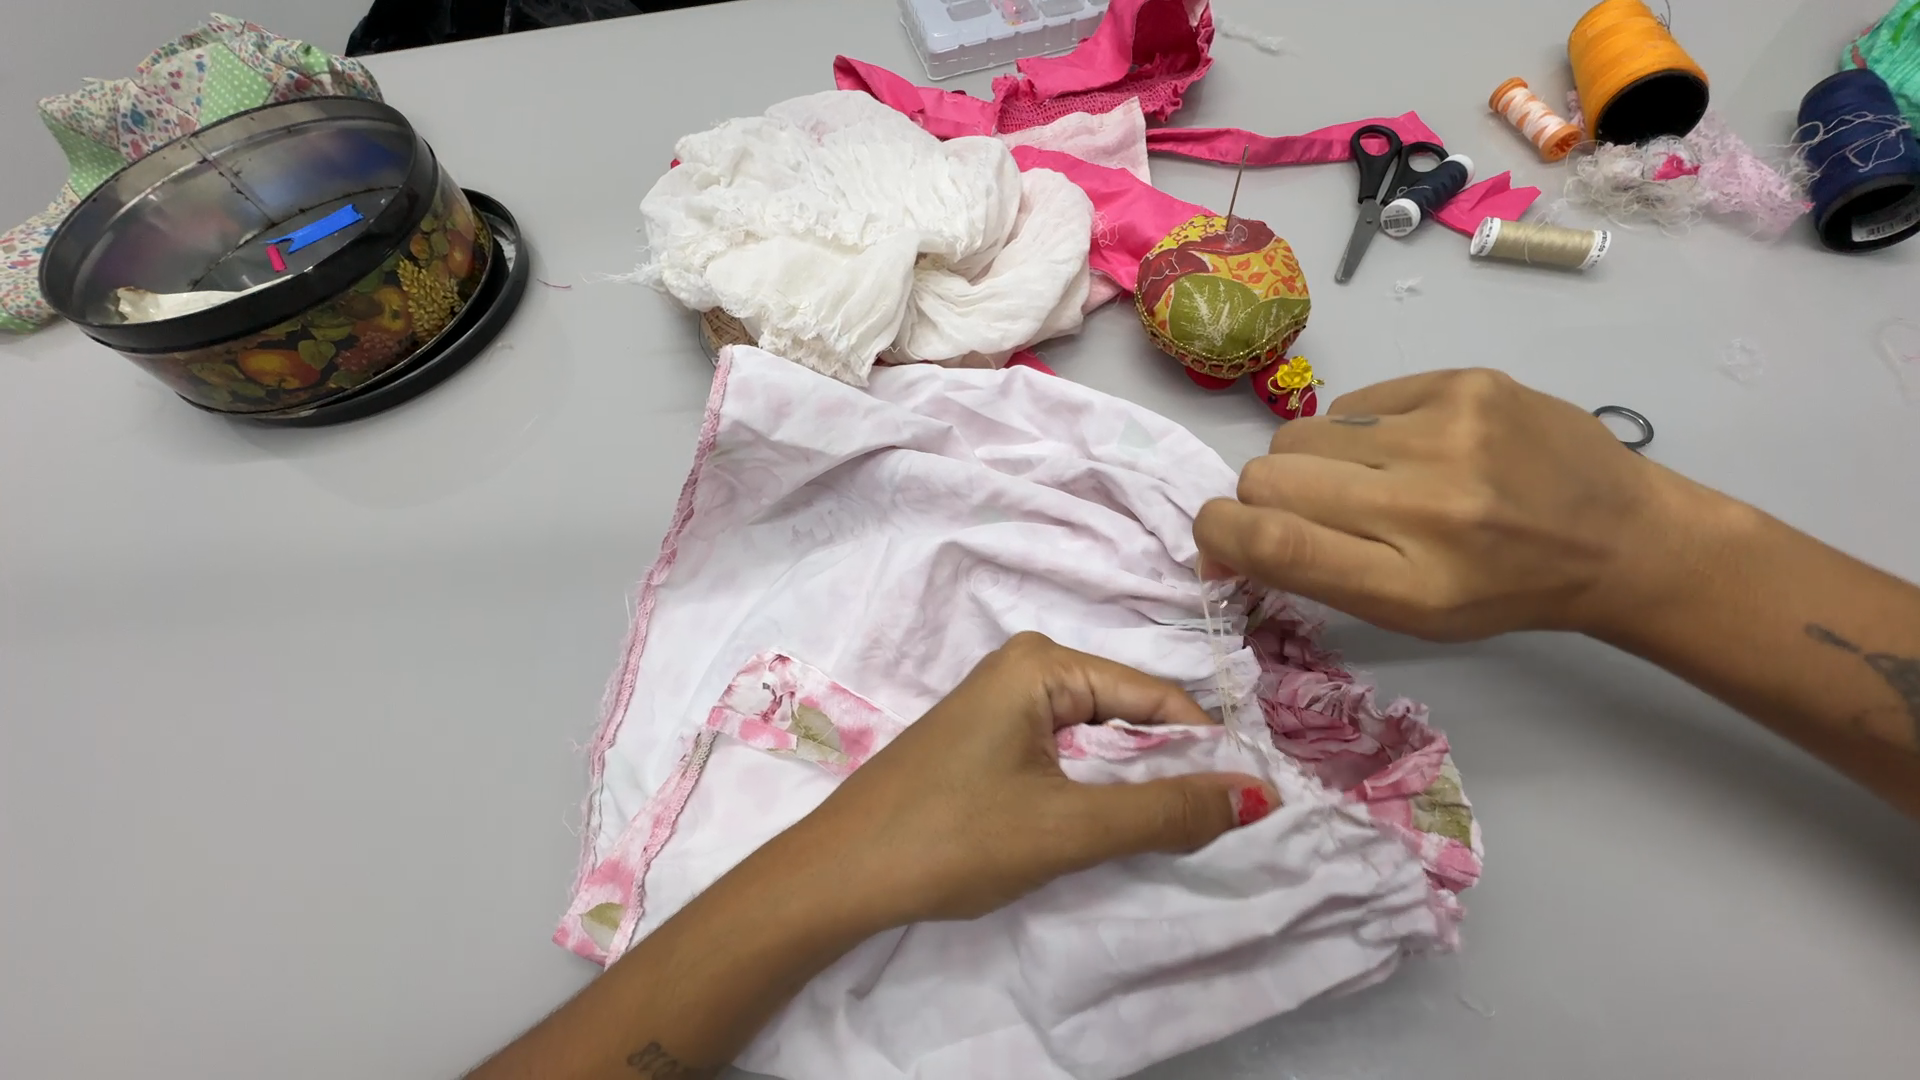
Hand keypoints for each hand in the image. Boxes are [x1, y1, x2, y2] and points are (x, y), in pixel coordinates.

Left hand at [782, 633, 1277, 926]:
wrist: (842, 873)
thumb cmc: (955, 837)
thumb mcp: (1068, 827)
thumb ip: (1164, 812)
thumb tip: (1255, 795)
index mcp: (1042, 663)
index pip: (1152, 697)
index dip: (1203, 748)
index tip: (1248, 803)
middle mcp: (1024, 665)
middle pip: (1124, 711)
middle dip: (1166, 766)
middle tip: (1210, 826)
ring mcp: (1000, 699)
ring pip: (1095, 734)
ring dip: (1131, 780)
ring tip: (1163, 829)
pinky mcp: (987, 734)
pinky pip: (1061, 748)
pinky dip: (1092, 783)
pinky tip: (1103, 818)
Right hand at [1194, 369, 1702, 641]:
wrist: (1622, 536)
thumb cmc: (1496, 589)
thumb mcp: (1401, 612)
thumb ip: (1305, 571)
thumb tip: (1217, 541)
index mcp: (1408, 583)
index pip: (1274, 541)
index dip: (1220, 534)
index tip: (1221, 536)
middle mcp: (1425, 502)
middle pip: (1267, 474)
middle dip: (1268, 495)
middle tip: (1319, 510)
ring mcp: (1446, 430)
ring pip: (1300, 433)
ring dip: (1315, 460)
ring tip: (1374, 476)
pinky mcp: (1462, 381)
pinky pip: (1350, 401)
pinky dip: (1359, 429)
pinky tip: (1411, 446)